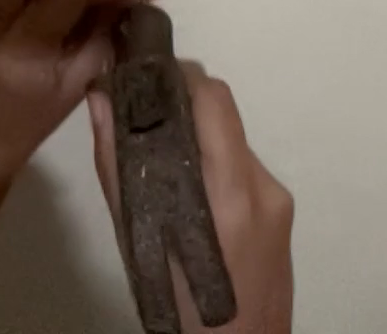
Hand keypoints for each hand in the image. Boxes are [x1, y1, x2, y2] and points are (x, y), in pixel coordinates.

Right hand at [89, 62, 294, 333]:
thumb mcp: (137, 242)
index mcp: (229, 194)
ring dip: (198, 135)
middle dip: (183, 102)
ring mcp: (278, 197)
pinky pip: (243, 165)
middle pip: (223, 113)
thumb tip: (102, 99)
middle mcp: (262, 185)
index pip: (214, 100)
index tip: (145, 76)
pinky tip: (190, 191)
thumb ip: (117, 167)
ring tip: (162, 157)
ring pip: (231, 138)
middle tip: (144, 111)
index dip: (180, 76)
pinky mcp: (283, 209)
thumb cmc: (179, 310)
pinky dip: (215, 161)